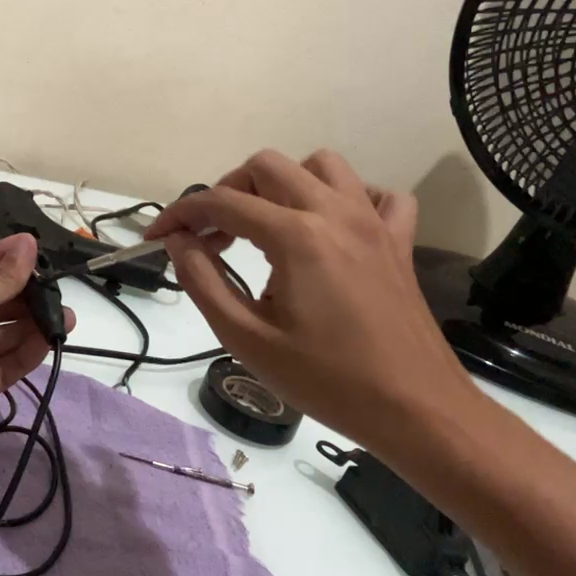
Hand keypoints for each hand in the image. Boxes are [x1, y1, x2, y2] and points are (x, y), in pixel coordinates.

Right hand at [146, 149, 483, 451]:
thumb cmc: (327, 380)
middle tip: (211, 236)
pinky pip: (375, 194)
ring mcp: (373, 222)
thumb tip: (179, 242)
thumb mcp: (246, 338)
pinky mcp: (398, 241)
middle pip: (266, 166)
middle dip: (227, 191)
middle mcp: (334, 213)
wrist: (417, 411)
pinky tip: (327, 228)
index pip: (221, 202)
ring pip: (321, 165)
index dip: (180, 213)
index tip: (157, 236)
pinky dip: (346, 198)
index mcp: (295, 235)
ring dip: (283, 183)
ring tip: (265, 224)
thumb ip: (202, 281)